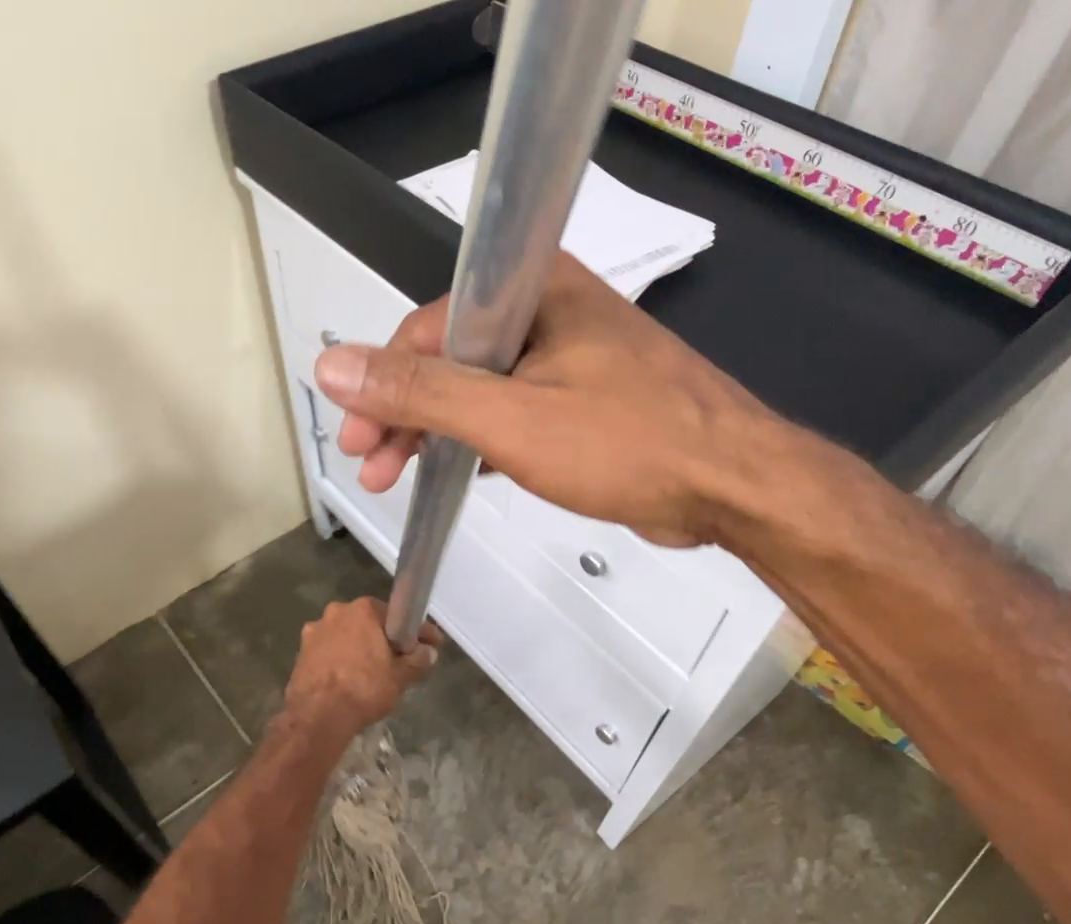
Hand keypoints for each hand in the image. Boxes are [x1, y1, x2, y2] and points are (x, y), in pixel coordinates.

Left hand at [281, 597, 441, 741]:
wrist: (318, 716)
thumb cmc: (364, 689)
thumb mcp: (400, 677)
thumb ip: (417, 660)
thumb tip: (428, 652)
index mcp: (363, 610)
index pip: (397, 615)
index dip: (418, 632)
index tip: (431, 645)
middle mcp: (336, 612)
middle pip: (369, 623)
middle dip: (385, 639)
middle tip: (400, 661)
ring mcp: (314, 632)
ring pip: (346, 637)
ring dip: (360, 650)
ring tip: (372, 674)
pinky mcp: (300, 653)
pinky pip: (329, 653)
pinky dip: (341, 662)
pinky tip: (348, 680)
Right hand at [313, 254, 797, 547]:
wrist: (735, 486)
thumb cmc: (629, 443)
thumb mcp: (510, 419)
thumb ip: (421, 392)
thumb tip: (334, 366)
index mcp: (533, 290)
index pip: (429, 325)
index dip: (384, 380)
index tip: (357, 437)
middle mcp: (550, 309)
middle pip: (451, 355)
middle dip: (406, 415)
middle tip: (373, 467)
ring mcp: (573, 353)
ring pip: (483, 386)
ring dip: (439, 431)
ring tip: (402, 477)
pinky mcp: (590, 395)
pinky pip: (517, 407)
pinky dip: (483, 438)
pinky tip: (461, 471)